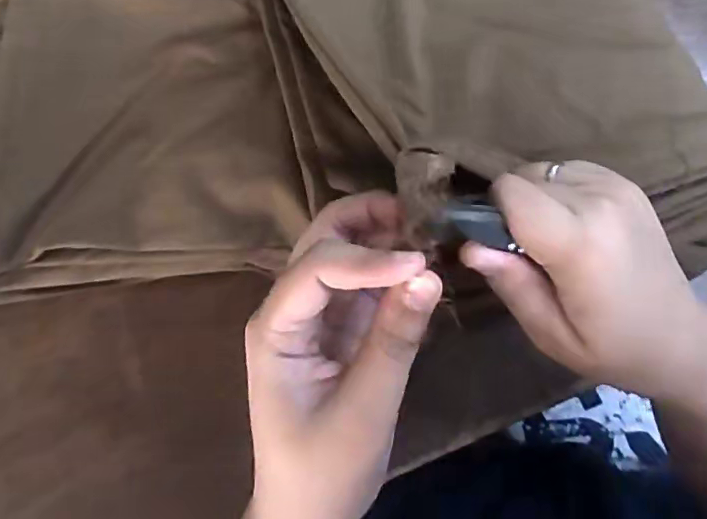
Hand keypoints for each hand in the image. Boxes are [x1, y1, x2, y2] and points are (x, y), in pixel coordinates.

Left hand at [244, 192, 442, 518]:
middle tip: (418, 216)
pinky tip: (422, 262)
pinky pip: (365, 275)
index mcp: (277, 327)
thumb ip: (395, 339)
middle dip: (368, 217)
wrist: (310, 512)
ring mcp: (315, 309)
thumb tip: (429, 274)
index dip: (367, 258)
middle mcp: (290, 305)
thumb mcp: (365, 410)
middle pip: (324, 237)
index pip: (317, 268)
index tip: (418, 261)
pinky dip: (393, 261)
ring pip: (344, 245)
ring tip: (426, 234)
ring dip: (383, 231)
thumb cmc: (325, 469)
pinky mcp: (341, 320)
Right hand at [460, 161, 706, 402]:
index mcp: (579, 242)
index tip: (500, 243)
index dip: (493, 211)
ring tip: (557, 236)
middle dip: (514, 205)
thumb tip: (469, 245)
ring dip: (538, 195)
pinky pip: (570, 169)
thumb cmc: (611, 347)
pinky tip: (577, 222)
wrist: (679, 336)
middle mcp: (599, 201)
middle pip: (524, 175)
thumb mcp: (552, 334)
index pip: (511, 190)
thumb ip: (511, 284)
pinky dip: (561, 189)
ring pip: (544, 169)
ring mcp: (616, 185)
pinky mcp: (625, 181)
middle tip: (530, 248)